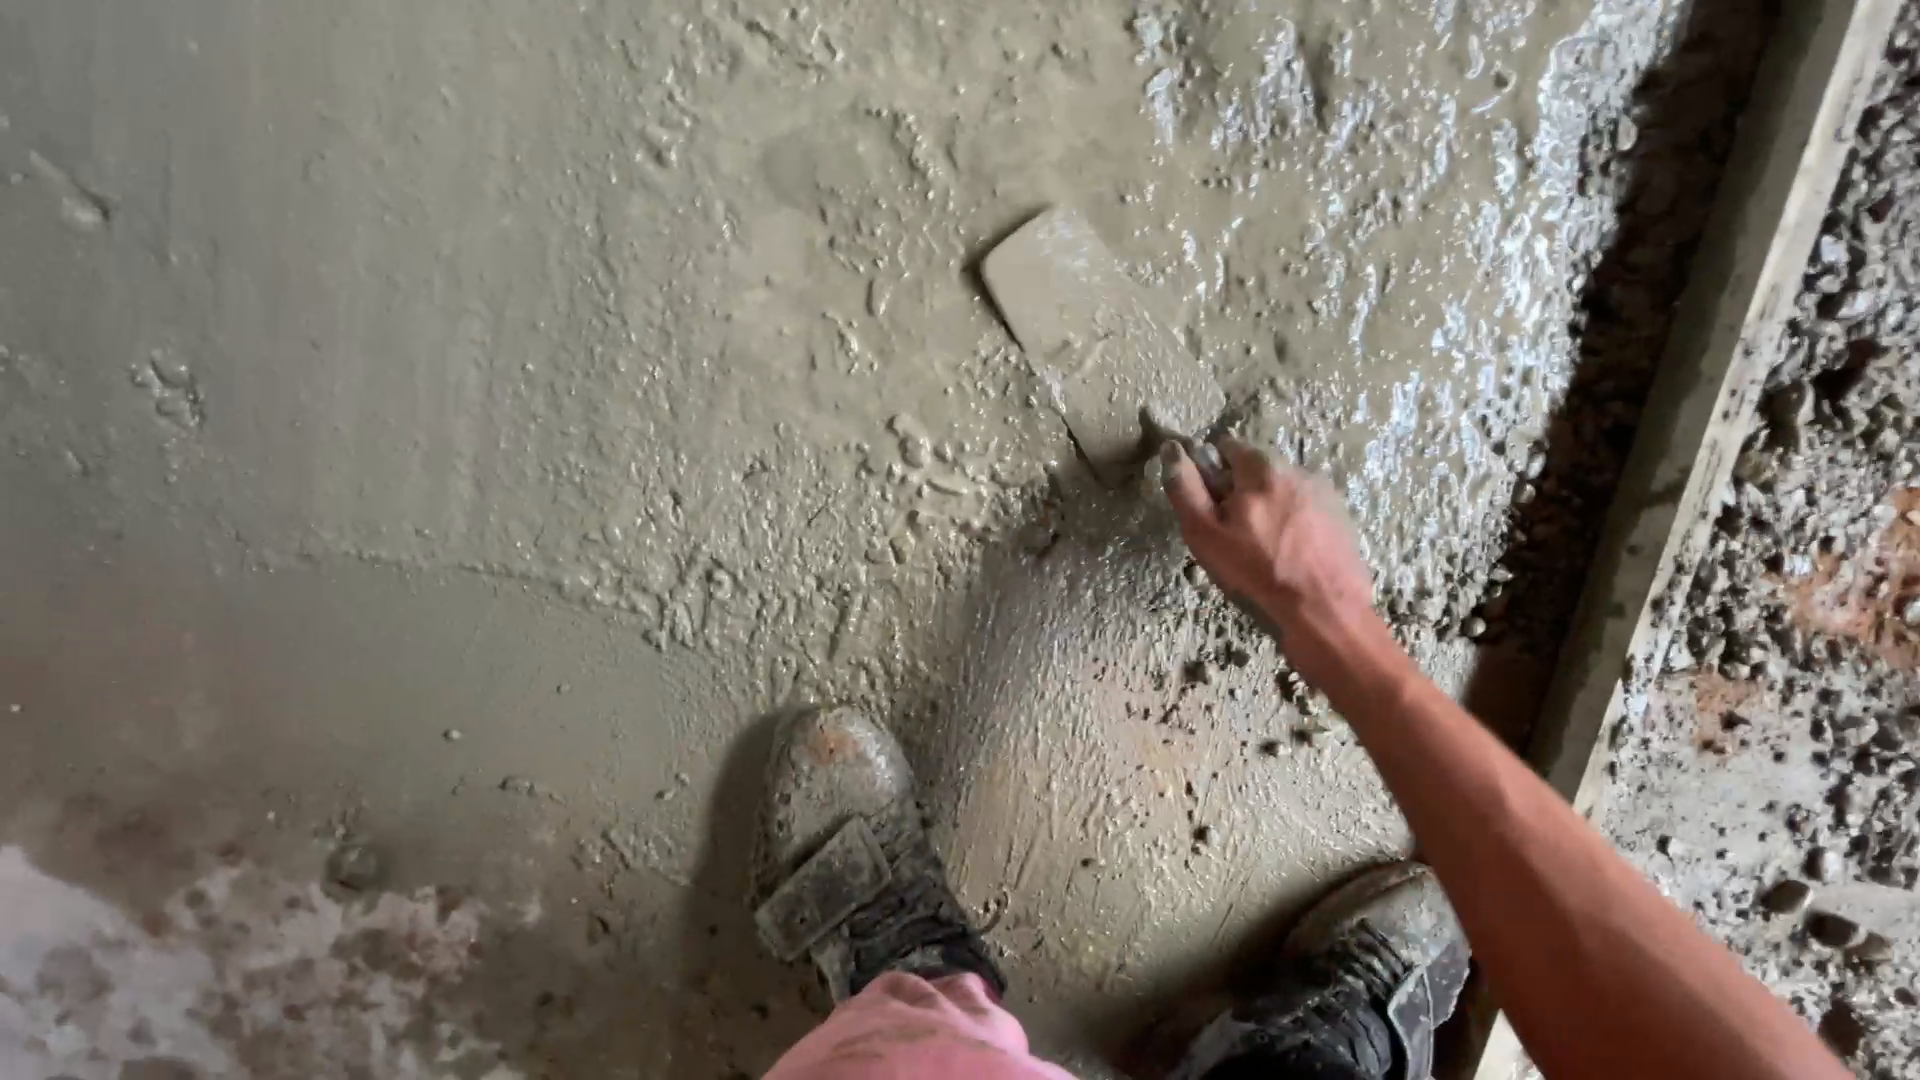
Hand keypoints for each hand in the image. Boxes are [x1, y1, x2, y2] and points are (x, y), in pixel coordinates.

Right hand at [1160, 439, 1375, 636]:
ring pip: (1281, 491)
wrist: (1324, 611)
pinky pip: (1305, 509)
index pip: (1228, 447)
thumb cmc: (1257, 573)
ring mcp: (1325, 493)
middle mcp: (1298, 470)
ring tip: (1264, 550)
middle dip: (1241, 493)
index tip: (1212, 508)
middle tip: (1235, 536)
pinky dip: (1293, 524)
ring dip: (1268, 509)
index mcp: (1263, 468)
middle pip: (1257, 470)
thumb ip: (1185, 488)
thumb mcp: (1206, 533)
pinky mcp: (1341, 517)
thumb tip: (1171, 450)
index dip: (1212, 474)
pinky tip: (1290, 555)